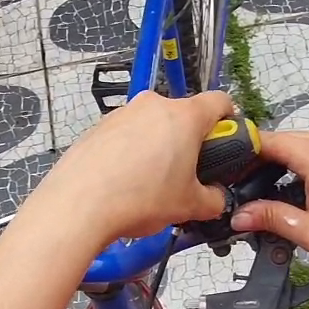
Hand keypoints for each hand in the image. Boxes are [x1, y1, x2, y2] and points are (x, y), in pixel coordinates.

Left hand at [32, 91, 233, 240]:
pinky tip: (124, 183)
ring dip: (159, 147)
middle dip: (190, 142)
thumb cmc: (140, 199)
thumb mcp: (190, 206)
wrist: (79, 205)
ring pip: (152, 125)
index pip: (221, 101)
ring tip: (151, 185)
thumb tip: (216, 198)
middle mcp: (153, 105)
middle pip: (183, 115)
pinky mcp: (98, 127)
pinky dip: (131, 153)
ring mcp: (122, 112)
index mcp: (184, 116)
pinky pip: (126, 135)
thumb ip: (214, 200)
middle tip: (187, 176)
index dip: (229, 121)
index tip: (225, 145)